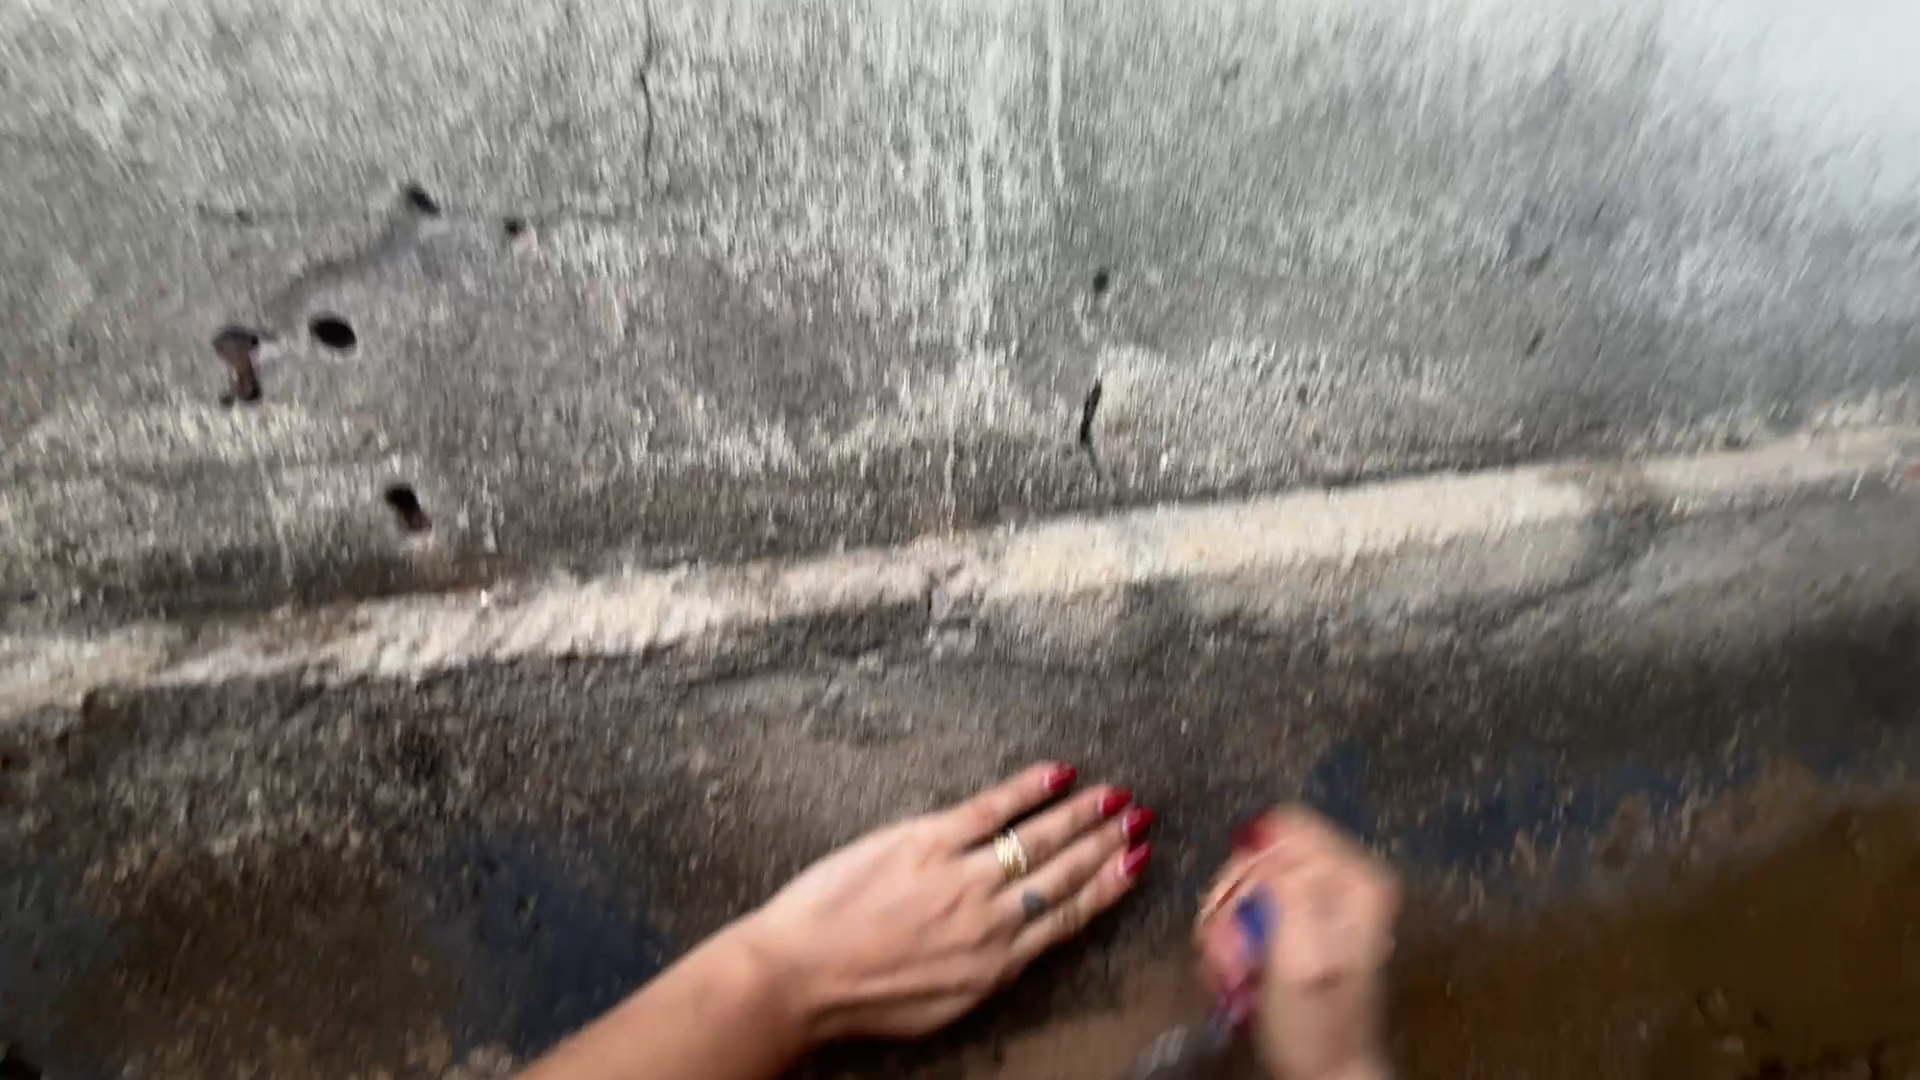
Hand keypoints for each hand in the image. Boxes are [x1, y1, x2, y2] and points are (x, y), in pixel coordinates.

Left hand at [735, 762, 1152, 1041]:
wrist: (801, 976)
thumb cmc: (863, 995)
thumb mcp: (941, 1003)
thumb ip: (986, 967)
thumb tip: (1020, 937)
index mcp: (996, 964)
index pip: (1068, 917)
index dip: (1109, 887)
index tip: (1137, 862)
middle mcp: (991, 919)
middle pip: (1065, 874)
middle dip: (1107, 844)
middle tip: (1139, 818)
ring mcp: (962, 875)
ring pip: (1040, 840)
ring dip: (1083, 815)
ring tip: (1115, 795)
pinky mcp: (928, 841)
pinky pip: (991, 809)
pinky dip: (1028, 789)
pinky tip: (1058, 772)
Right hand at [1195, 805, 1399, 1079]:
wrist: (1323, 1071)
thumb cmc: (1316, 1023)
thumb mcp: (1302, 954)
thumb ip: (1290, 887)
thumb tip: (1269, 836)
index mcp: (1356, 877)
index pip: (1286, 827)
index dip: (1253, 862)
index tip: (1241, 907)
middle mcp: (1342, 876)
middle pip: (1261, 849)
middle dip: (1233, 894)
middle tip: (1227, 942)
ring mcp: (1320, 894)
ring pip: (1246, 873)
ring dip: (1226, 916)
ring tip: (1228, 960)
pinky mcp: (1298, 912)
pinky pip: (1248, 895)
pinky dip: (1231, 926)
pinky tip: (1234, 959)